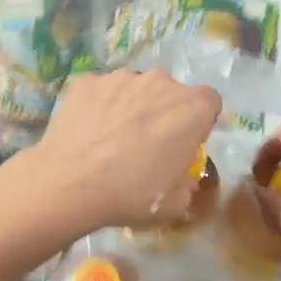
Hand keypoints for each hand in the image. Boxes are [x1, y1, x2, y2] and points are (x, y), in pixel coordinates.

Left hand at [27, 68, 221, 233]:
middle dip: (163, 113)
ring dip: (130, 107)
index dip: (198, 123)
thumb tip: (180, 176)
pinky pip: (100, 92)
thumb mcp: (176, 203)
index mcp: (192, 107)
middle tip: (145, 145)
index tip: (183, 143)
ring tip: (110, 140)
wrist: (70, 185)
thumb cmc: (132, 194)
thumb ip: (187, 182)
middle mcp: (160, 81)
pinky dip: (98, 106)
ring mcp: (120, 77)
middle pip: (169, 93)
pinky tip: (86, 133)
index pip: (209, 103)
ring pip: (133, 89)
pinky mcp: (86, 81)